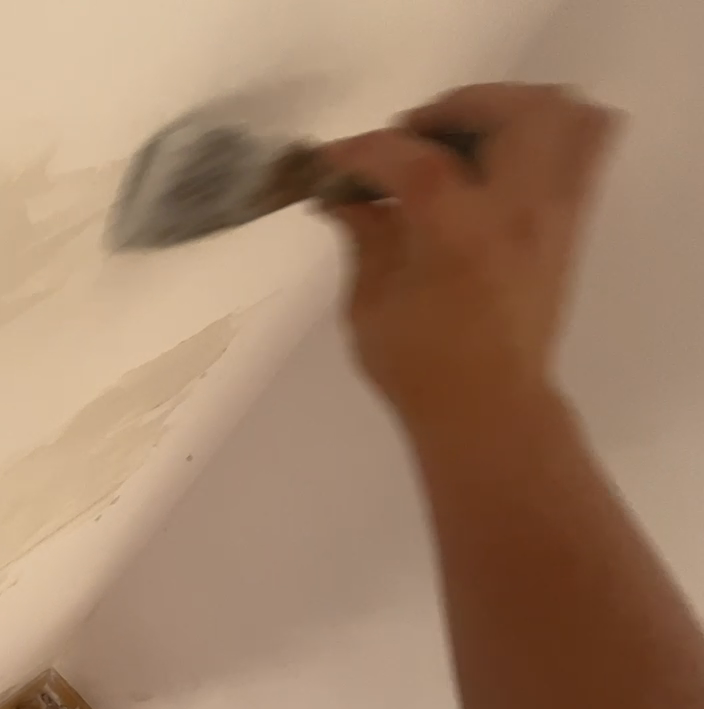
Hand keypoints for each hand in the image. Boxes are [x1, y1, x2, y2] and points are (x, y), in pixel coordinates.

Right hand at [320, 84, 619, 431]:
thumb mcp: (368, 303)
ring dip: (501, 109)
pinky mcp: (572, 215)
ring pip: (561, 113)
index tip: (328, 159)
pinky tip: (486, 158)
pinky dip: (536, 127)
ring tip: (448, 138)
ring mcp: (558, 209)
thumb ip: (367, 236)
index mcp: (459, 241)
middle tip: (401, 139)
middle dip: (447, 111)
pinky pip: (580, 138)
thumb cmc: (414, 363)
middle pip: (513, 113)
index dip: (366, 150)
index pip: (417, 164)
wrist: (484, 399)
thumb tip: (344, 196)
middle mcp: (522, 212)